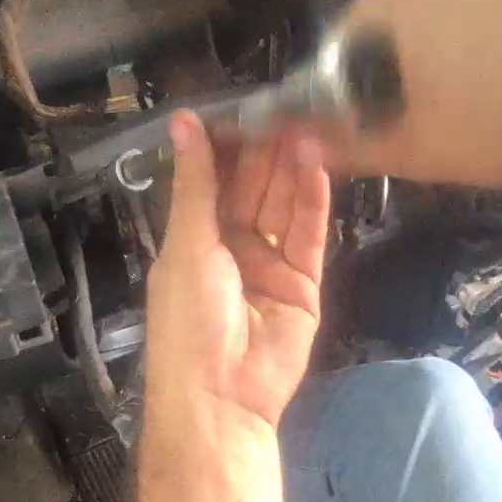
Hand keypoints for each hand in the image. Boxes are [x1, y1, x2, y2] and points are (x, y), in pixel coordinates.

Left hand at [144, 111, 330, 431]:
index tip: (245, 107)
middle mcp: (232, 252)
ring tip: (306, 125)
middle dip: (266, 153)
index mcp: (194, 243)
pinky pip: (308, 238)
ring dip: (292, 170)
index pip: (216, 185)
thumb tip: (183, 123)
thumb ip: (197, 185)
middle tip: (285, 107)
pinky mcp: (303, 286)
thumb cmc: (188, 319)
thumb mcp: (186, 246)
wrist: (221, 395)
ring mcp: (269, 269)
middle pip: (253, 193)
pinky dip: (313, 203)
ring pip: (283, 210)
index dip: (230, 149)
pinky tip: (317, 165)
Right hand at [323, 0, 501, 185]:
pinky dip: (491, 43)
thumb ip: (354, 145)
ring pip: (439, 22)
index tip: (383, 145)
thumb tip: (296, 142)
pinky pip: (487, 5)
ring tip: (492, 108)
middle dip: (399, 89)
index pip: (332, 63)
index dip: (348, 113)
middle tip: (440, 133)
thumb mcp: (426, 147)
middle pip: (384, 37)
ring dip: (447, 68)